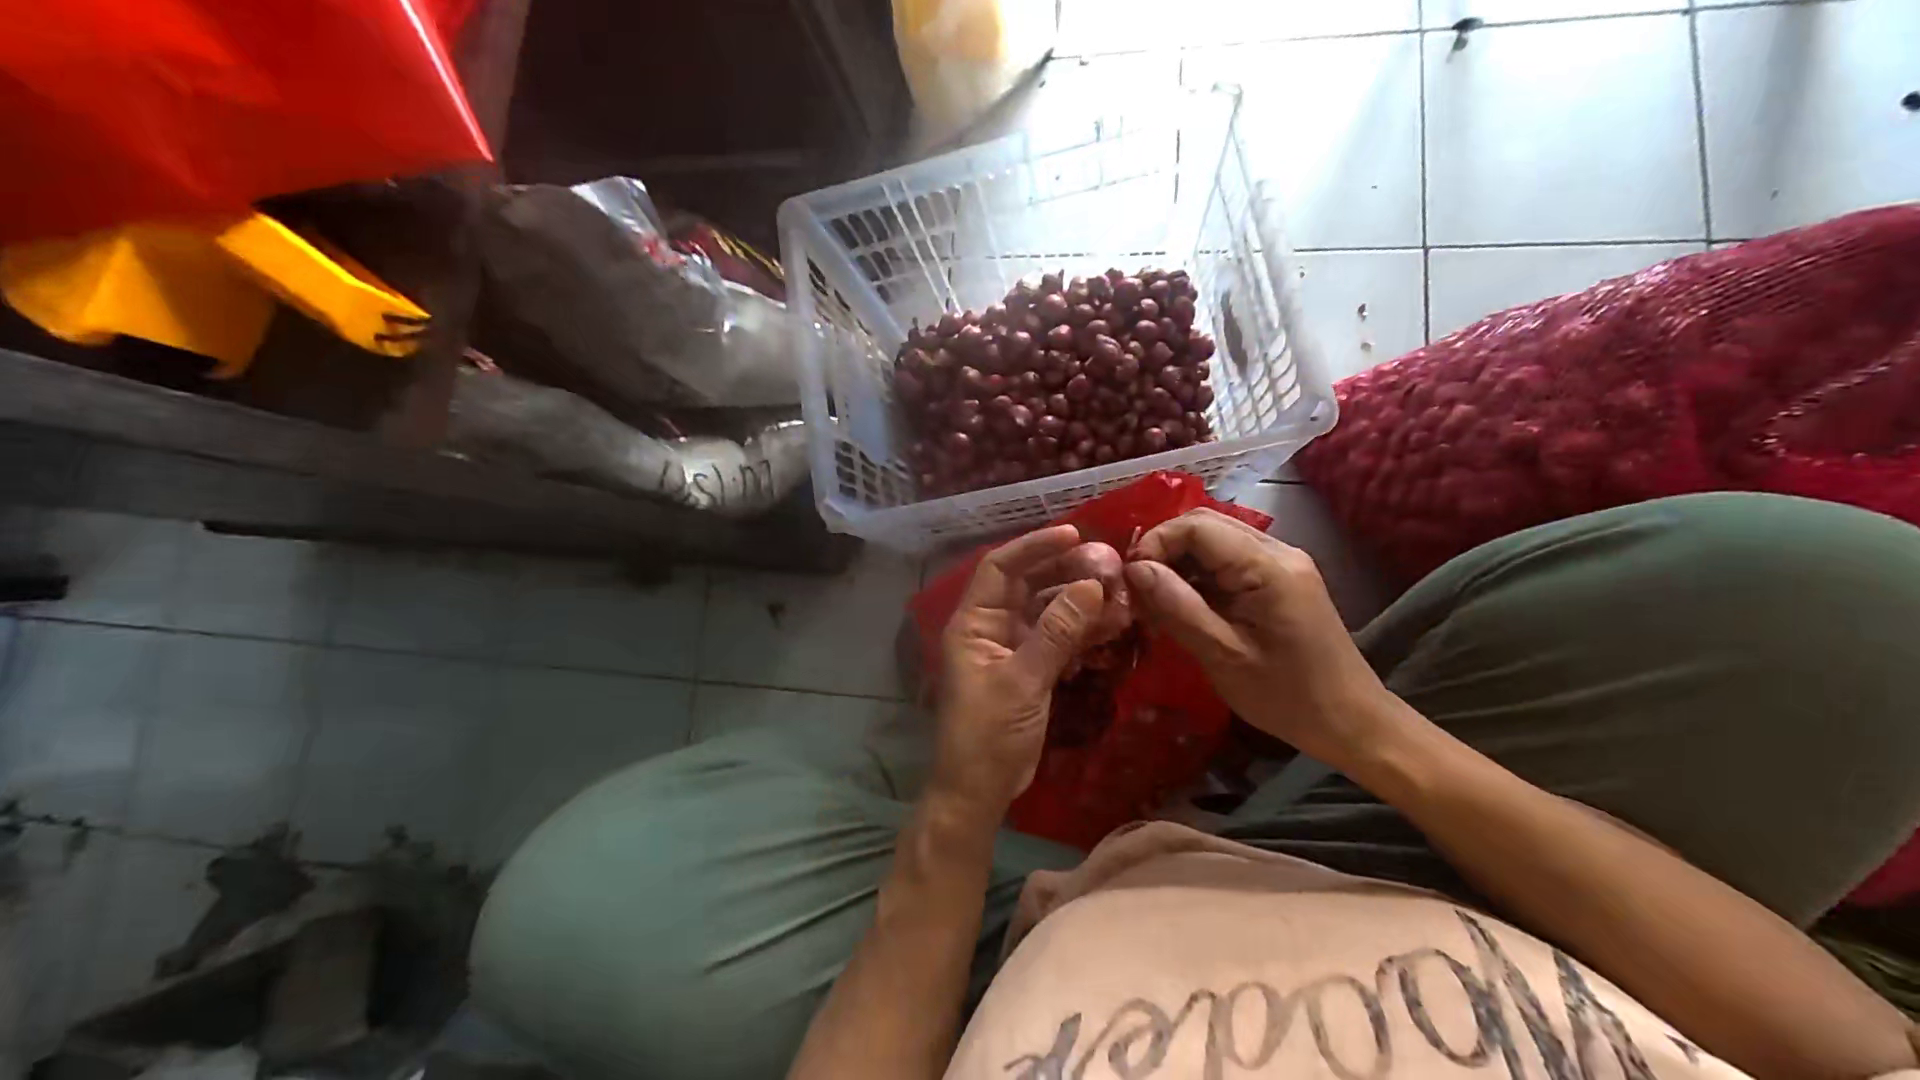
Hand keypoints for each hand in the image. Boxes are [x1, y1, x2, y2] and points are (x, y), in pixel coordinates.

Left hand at [932, 524, 1105, 819]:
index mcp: (973, 622)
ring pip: (1047, 611)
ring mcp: (1011, 647)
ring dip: (1079, 601)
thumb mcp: (1023, 680)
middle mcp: (990, 627)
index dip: (1034, 546)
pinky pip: (1056, 638)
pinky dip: (1080, 630)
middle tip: (1107, 564)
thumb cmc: (989, 734)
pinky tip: (1111, 624)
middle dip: (1065, 572)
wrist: (980, 790)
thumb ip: (1057, 632)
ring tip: (1118, 593)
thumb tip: (1091, 585)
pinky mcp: (1029, 668)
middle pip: (1028, 585)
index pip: (1000, 567)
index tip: (1074, 534)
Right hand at [1123, 508, 1402, 769]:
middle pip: (1205, 524)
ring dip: (1179, 561)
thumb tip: (1134, 569)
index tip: (1131, 580)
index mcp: (1268, 566)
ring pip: (1214, 539)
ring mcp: (1282, 562)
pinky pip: (1228, 559)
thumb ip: (1177, 606)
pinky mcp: (1279, 578)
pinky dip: (1198, 574)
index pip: (1197, 526)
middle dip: (1164, 549)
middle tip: (1138, 588)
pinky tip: (1184, 603)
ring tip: (1156, 598)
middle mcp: (1278, 551)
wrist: (1348, 721)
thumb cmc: (1285, 696)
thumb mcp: (1222, 655)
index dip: (1156, 543)